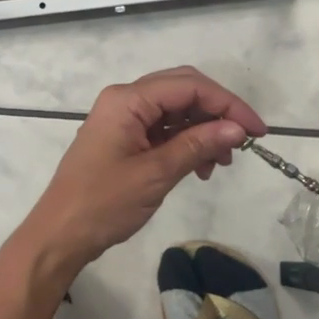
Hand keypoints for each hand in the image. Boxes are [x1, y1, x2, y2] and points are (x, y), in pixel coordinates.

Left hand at [20, 66, 268, 270]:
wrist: (61, 232)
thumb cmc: (104, 203)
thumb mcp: (155, 174)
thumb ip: (196, 145)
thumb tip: (236, 128)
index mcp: (127, 100)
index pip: (188, 86)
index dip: (227, 104)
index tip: (257, 131)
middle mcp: (124, 99)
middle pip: (182, 90)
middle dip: (216, 113)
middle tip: (243, 143)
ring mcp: (122, 118)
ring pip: (174, 109)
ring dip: (202, 129)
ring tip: (220, 163)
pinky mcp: (123, 137)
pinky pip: (162, 128)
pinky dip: (185, 141)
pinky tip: (200, 166)